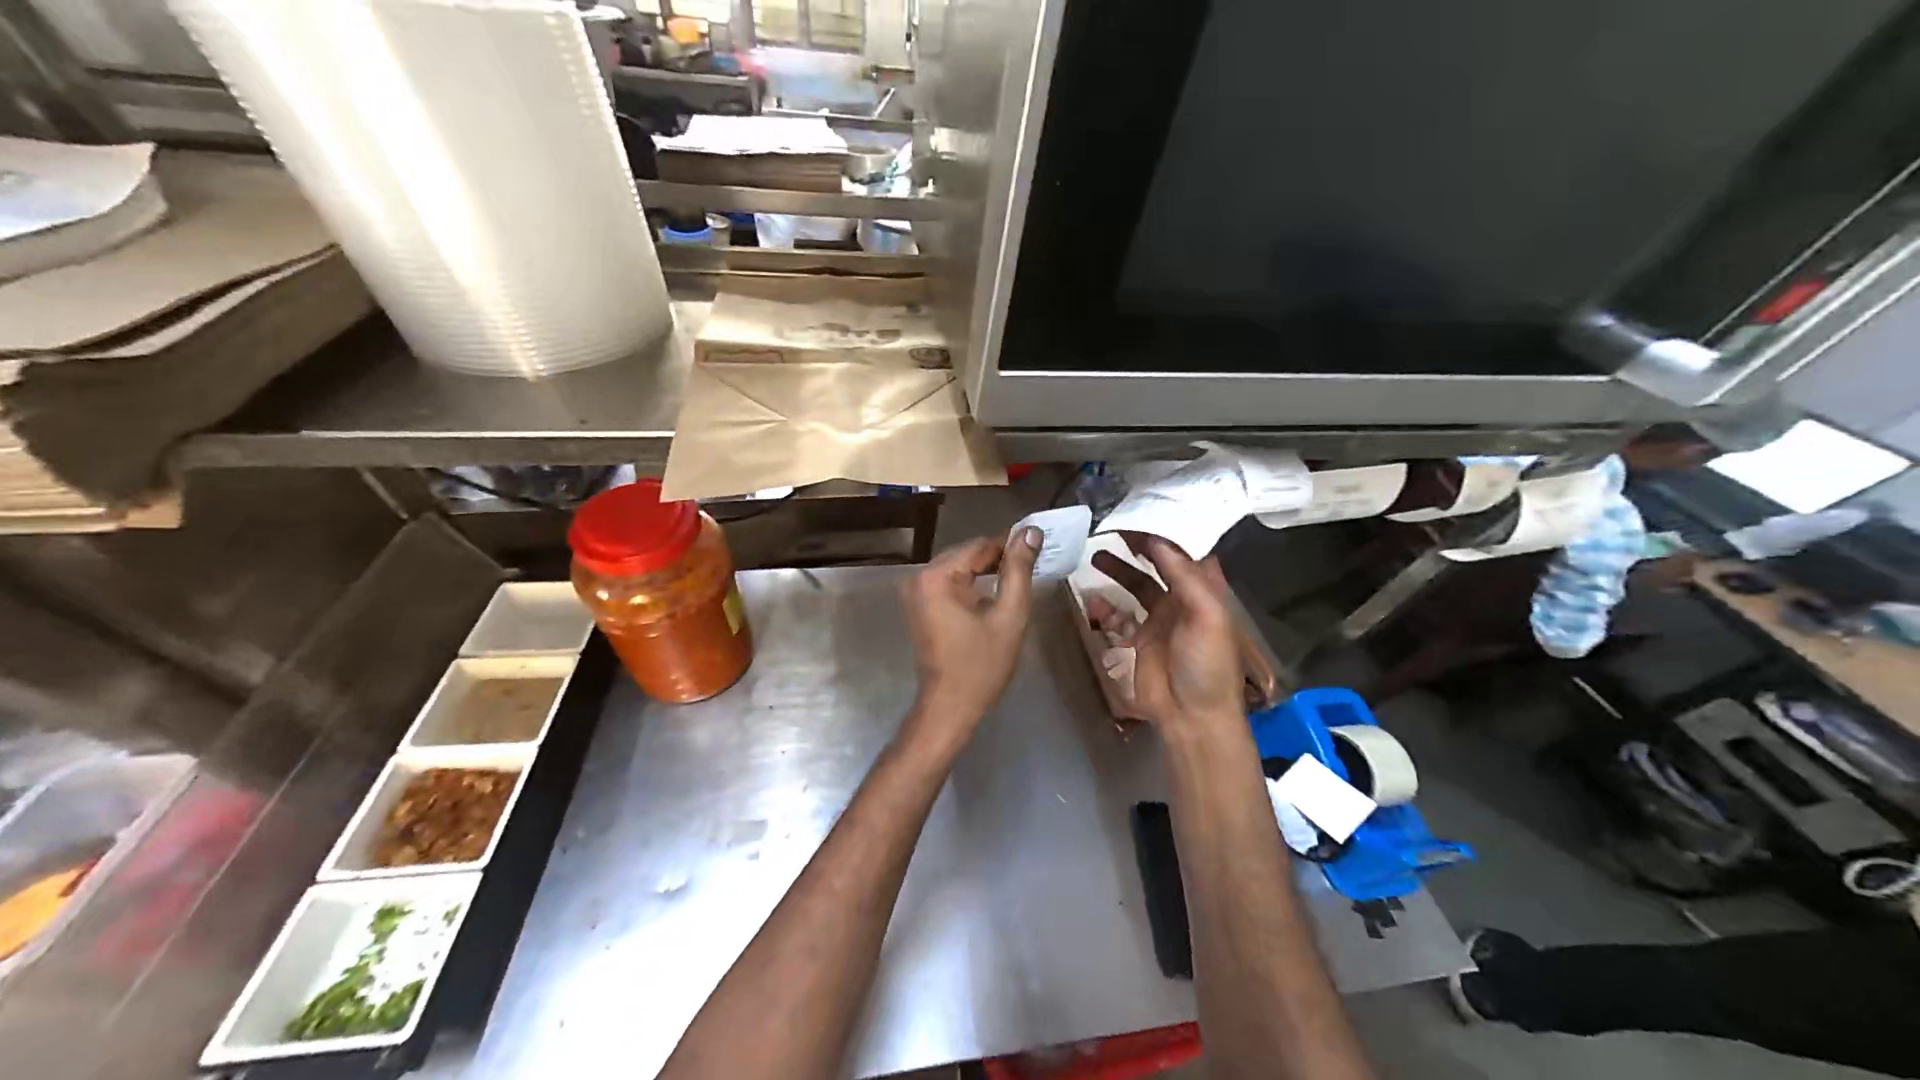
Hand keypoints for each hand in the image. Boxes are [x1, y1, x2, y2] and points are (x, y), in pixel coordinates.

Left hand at [899, 529, 1041, 745]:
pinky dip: (970, 585)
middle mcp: (919, 577)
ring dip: (986, 571)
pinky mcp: (918, 604)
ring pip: (959, 567)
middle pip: (967, 554)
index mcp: (937, 576)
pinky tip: (993, 595)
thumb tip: (1030, 532)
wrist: (949, 706)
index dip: (1011, 546)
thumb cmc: (981, 665)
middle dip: (998, 559)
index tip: (1038, 550)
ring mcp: (915, 591)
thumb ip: (1018, 571)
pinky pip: (948, 583)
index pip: (980, 545)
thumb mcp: (1008, 616)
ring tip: (1017, 580)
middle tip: (1031, 567)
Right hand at [1087, 534, 1244, 736]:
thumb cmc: (1206, 665)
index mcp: (1204, 592)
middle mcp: (1182, 600)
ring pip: (1135, 586)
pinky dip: (1105, 608)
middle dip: (1137, 545)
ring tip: (1096, 556)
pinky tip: (1092, 602)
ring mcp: (1158, 620)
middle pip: (1157, 564)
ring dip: (1118, 570)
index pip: (1185, 551)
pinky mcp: (1138, 640)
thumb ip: (1184, 576)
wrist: (1192, 718)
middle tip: (1112, 527)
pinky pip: (1118, 617)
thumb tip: (1158, 539)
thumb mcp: (1206, 616)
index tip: (1141, 511)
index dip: (1166, 531)